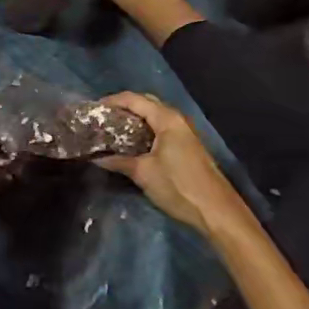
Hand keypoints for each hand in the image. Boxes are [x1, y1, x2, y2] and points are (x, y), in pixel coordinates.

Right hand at [94, 92, 248, 237]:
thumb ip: (119, 161)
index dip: (113, 101)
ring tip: (113, 130)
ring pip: (154, 117)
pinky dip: (145, 131)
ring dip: (135, 120)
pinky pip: (161, 128)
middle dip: (124, 108)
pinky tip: (133, 144)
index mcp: (166, 118)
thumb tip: (96, 158)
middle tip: (102, 119)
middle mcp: (176, 118)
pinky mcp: (187, 145)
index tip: (94, 109)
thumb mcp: (144, 173)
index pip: (135, 99)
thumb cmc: (178, 185)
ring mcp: (184, 131)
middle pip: (146, 104)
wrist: (215, 209)